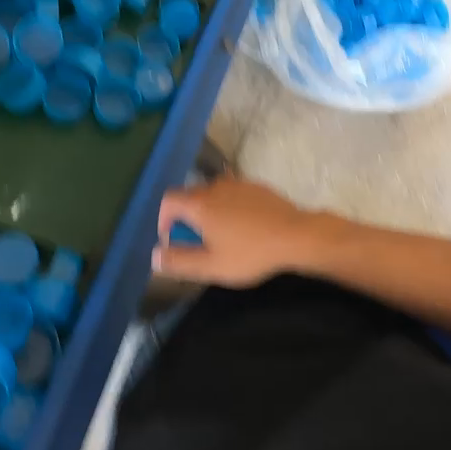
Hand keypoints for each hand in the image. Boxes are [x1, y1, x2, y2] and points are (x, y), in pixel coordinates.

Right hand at [152, 179, 335, 287]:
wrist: (296, 235)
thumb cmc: (250, 253)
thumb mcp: (211, 266)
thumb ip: (179, 261)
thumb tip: (155, 256)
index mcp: (200, 204)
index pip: (168, 200)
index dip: (164, 220)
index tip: (174, 240)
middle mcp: (216, 186)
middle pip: (190, 196)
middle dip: (188, 218)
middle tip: (199, 244)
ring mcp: (238, 183)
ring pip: (213, 194)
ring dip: (210, 212)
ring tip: (222, 236)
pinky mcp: (257, 186)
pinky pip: (233, 193)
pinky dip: (230, 207)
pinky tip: (244, 227)